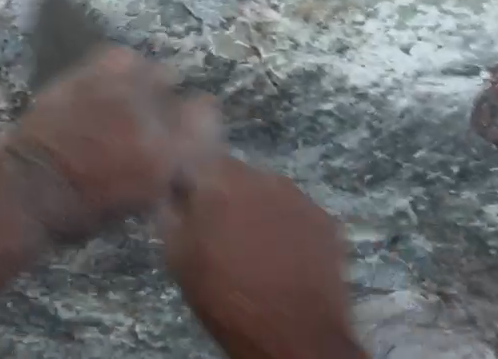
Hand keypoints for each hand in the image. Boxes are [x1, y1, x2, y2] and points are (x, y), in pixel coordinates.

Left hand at [4, 46, 221, 241]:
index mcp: (168, 152)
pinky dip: (119, 65)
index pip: (207, 116)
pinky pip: (116, 55)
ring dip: (146, 79)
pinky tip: (112, 80)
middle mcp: (148, 114)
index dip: (202, 120)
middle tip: (158, 112)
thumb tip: (183, 151)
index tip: (194, 124)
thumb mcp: (143, 199)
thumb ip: (170, 168)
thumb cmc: (87, 207)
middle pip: (178, 88)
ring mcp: (115, 89)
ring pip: (149, 67)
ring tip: (134, 92)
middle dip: (172, 100)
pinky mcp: (86, 73)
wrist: (32, 185)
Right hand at [161, 158, 366, 358]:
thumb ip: (171, 213)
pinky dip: (286, 224)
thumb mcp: (177, 256)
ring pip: (266, 189)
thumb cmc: (225, 296)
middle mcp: (259, 176)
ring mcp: (297, 197)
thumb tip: (173, 195)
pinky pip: (295, 211)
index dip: (188, 180)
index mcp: (218, 179)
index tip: (185, 203)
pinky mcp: (325, 221)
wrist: (293, 339)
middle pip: (233, 172)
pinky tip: (283, 251)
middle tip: (219, 226)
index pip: (194, 159)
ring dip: (256, 205)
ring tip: (254, 241)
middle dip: (223, 191)